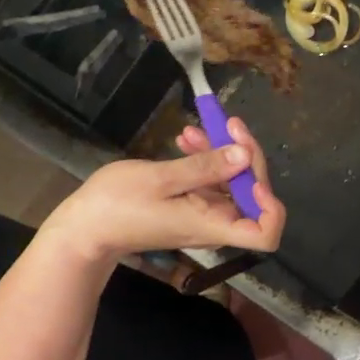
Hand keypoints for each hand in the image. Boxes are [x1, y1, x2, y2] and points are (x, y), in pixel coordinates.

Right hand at [35, 117, 284, 262]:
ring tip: (195, 128)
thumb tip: (243, 155)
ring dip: (222, 154)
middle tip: (230, 125)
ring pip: (232, 185)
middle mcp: (219, 224)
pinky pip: (212, 184)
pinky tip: (187, 139)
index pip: (266, 234)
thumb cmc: (118, 205)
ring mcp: (208, 215)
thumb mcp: (160, 179)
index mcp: (216, 227)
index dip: (272, 208)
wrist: (88, 226)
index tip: (255, 178)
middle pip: (254, 198)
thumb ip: (205, 168)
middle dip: (246, 160)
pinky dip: (205, 162)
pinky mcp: (195, 206)